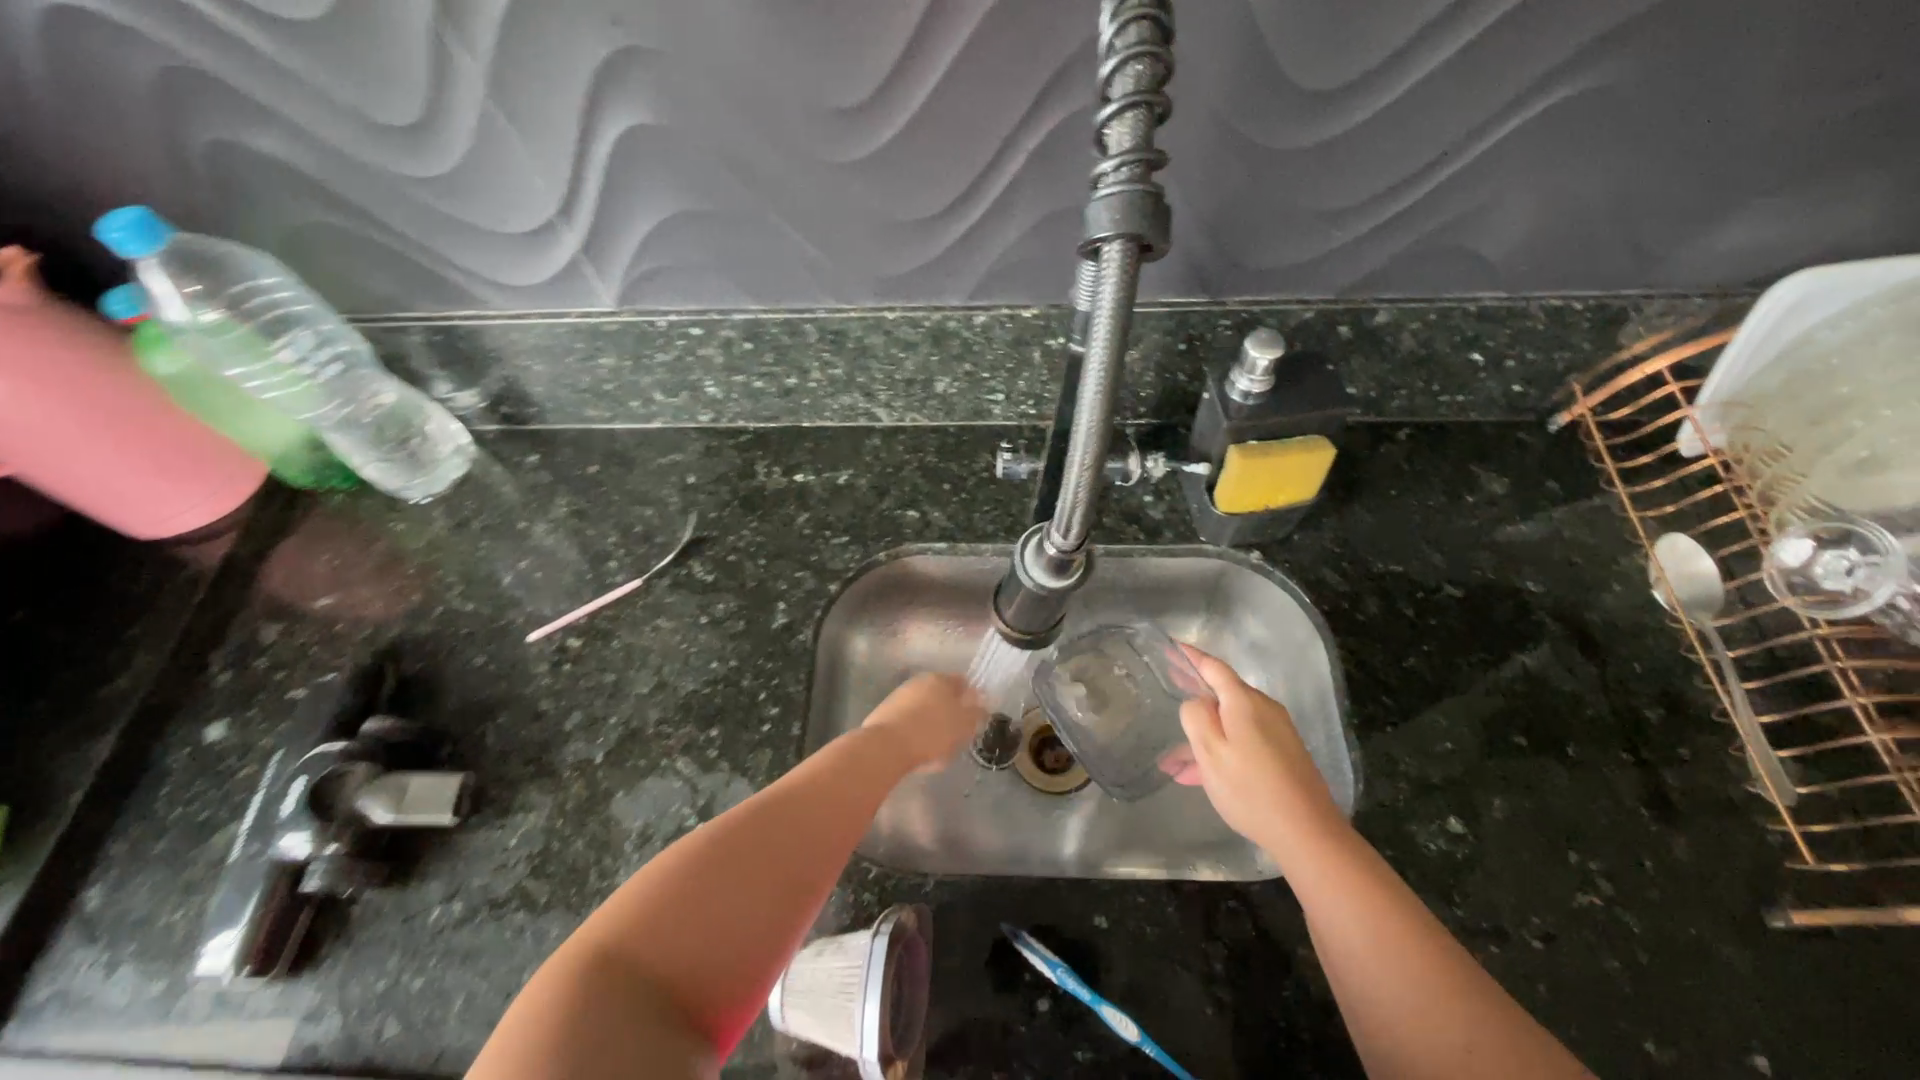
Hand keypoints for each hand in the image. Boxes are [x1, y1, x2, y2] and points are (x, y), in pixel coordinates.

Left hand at [861, 673, 984, 772]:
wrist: (886, 747)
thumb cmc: (932, 733)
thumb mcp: (964, 726)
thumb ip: (976, 714)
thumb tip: (981, 705)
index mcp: (940, 679)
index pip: (962, 683)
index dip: (971, 698)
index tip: (975, 717)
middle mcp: (918, 682)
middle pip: (941, 695)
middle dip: (950, 711)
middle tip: (957, 734)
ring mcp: (899, 696)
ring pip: (923, 708)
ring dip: (931, 722)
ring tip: (937, 746)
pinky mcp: (884, 713)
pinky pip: (908, 721)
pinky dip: (915, 731)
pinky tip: (917, 749)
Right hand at [1178, 646, 1348, 860]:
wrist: (1307, 831)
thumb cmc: (1251, 789)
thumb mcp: (1211, 753)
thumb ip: (1196, 717)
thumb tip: (1196, 701)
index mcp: (1244, 703)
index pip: (1214, 668)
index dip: (1191, 657)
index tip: (1171, 648)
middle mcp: (1264, 710)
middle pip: (1223, 696)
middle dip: (1194, 701)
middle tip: (1167, 695)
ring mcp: (1277, 732)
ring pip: (1231, 724)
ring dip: (1203, 738)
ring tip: (1174, 765)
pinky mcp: (1283, 754)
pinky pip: (1243, 742)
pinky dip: (1220, 752)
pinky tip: (1199, 778)